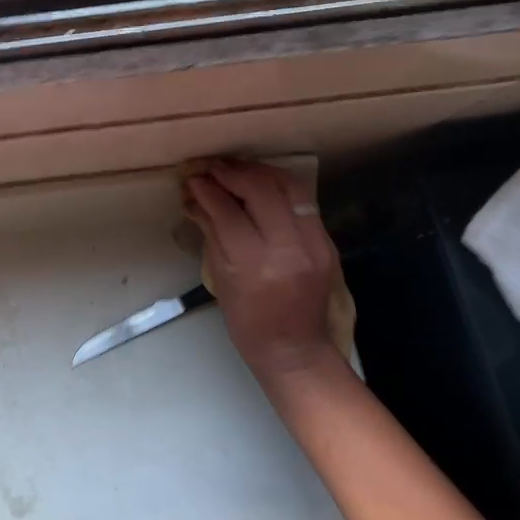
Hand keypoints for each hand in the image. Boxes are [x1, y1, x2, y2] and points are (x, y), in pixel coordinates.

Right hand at [187, 160, 342, 381]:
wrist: (296, 350)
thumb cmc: (247, 322)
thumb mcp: (220, 277)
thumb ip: (211, 231)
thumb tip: (195, 197)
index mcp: (255, 265)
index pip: (228, 211)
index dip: (207, 190)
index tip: (193, 179)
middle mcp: (289, 248)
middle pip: (261, 189)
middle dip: (233, 172)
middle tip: (212, 168)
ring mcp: (313, 243)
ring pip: (287, 186)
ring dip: (258, 172)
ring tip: (236, 170)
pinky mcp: (326, 242)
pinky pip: (302, 200)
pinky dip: (278, 186)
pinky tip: (260, 185)